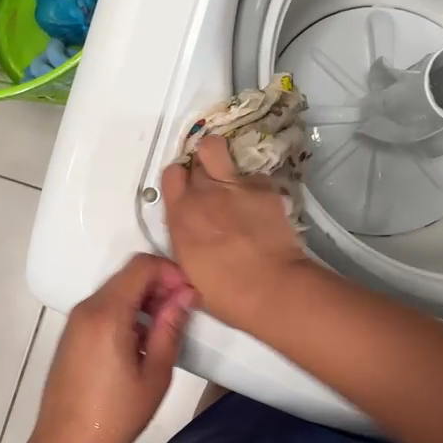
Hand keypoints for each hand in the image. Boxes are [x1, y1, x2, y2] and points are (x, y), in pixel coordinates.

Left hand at [29, 254, 196, 442]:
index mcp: (107, 313)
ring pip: (115, 290)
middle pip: (127, 275)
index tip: (189, 296)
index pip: (141, 265)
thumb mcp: (155, 374)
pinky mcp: (71, 335)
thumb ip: (171, 328)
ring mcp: (75, 321)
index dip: (170, 271)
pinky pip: (103, 307)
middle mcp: (87, 308)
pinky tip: (140, 341)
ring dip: (143, 298)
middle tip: (182, 312)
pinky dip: (126, 310)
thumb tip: (186, 295)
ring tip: (164, 329)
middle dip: (159, 284)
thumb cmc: (115, 416)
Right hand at [160, 134, 308, 319]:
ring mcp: (234, 186)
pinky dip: (256, 186)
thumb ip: (186, 247)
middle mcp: (204, 193)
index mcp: (181, 216)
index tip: (187, 190)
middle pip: (195, 159)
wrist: (271, 289)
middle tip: (211, 184)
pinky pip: (255, 176)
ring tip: (227, 171)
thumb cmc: (227, 294)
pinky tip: (262, 204)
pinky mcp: (264, 188)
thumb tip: (190, 243)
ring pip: (215, 147)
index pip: (171, 175)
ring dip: (218, 155)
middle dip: (200, 168)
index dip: (179, 179)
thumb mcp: (190, 274)